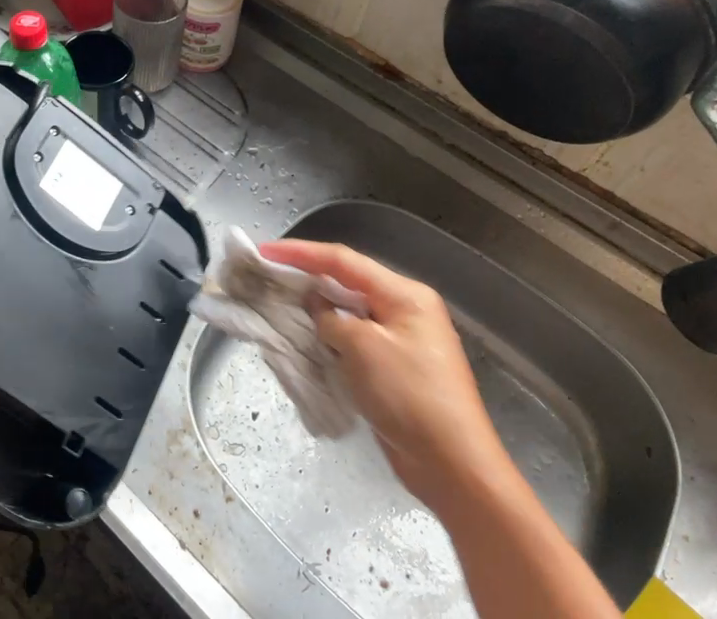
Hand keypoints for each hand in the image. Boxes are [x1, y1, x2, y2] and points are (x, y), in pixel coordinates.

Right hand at [261, 239, 508, 511]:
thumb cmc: (410, 396)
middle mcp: (404, 310)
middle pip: (347, 283)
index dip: (300, 253)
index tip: (264, 252)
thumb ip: (333, 318)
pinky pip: (353, 343)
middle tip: (266, 279)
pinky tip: (304, 342)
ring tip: (276, 307)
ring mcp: (400, 341)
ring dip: (315, 312)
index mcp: (404, 295)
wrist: (452, 464)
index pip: (344, 261)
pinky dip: (328, 339)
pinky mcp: (393, 370)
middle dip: (306, 280)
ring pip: (348, 314)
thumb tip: (317, 306)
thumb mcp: (364, 348)